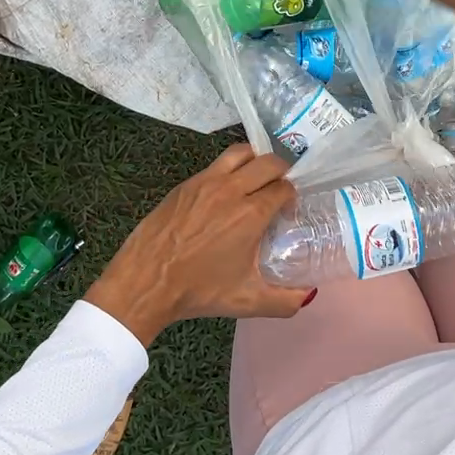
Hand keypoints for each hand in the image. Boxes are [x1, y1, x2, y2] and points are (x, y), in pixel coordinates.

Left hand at [84, 144, 310, 345]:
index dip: (291, 197)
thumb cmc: (198, 291)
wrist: (146, 280)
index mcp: (251, 213)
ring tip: (255, 178)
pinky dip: (229, 169)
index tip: (287, 211)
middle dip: (281, 171)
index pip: (284, 187)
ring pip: (241, 152)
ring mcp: (206, 181)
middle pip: (268, 162)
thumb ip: (285, 301)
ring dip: (255, 160)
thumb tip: (308, 295)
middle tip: (278, 188)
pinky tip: (225, 191)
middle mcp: (232, 189)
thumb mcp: (247, 302)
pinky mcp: (186, 184)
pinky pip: (216, 164)